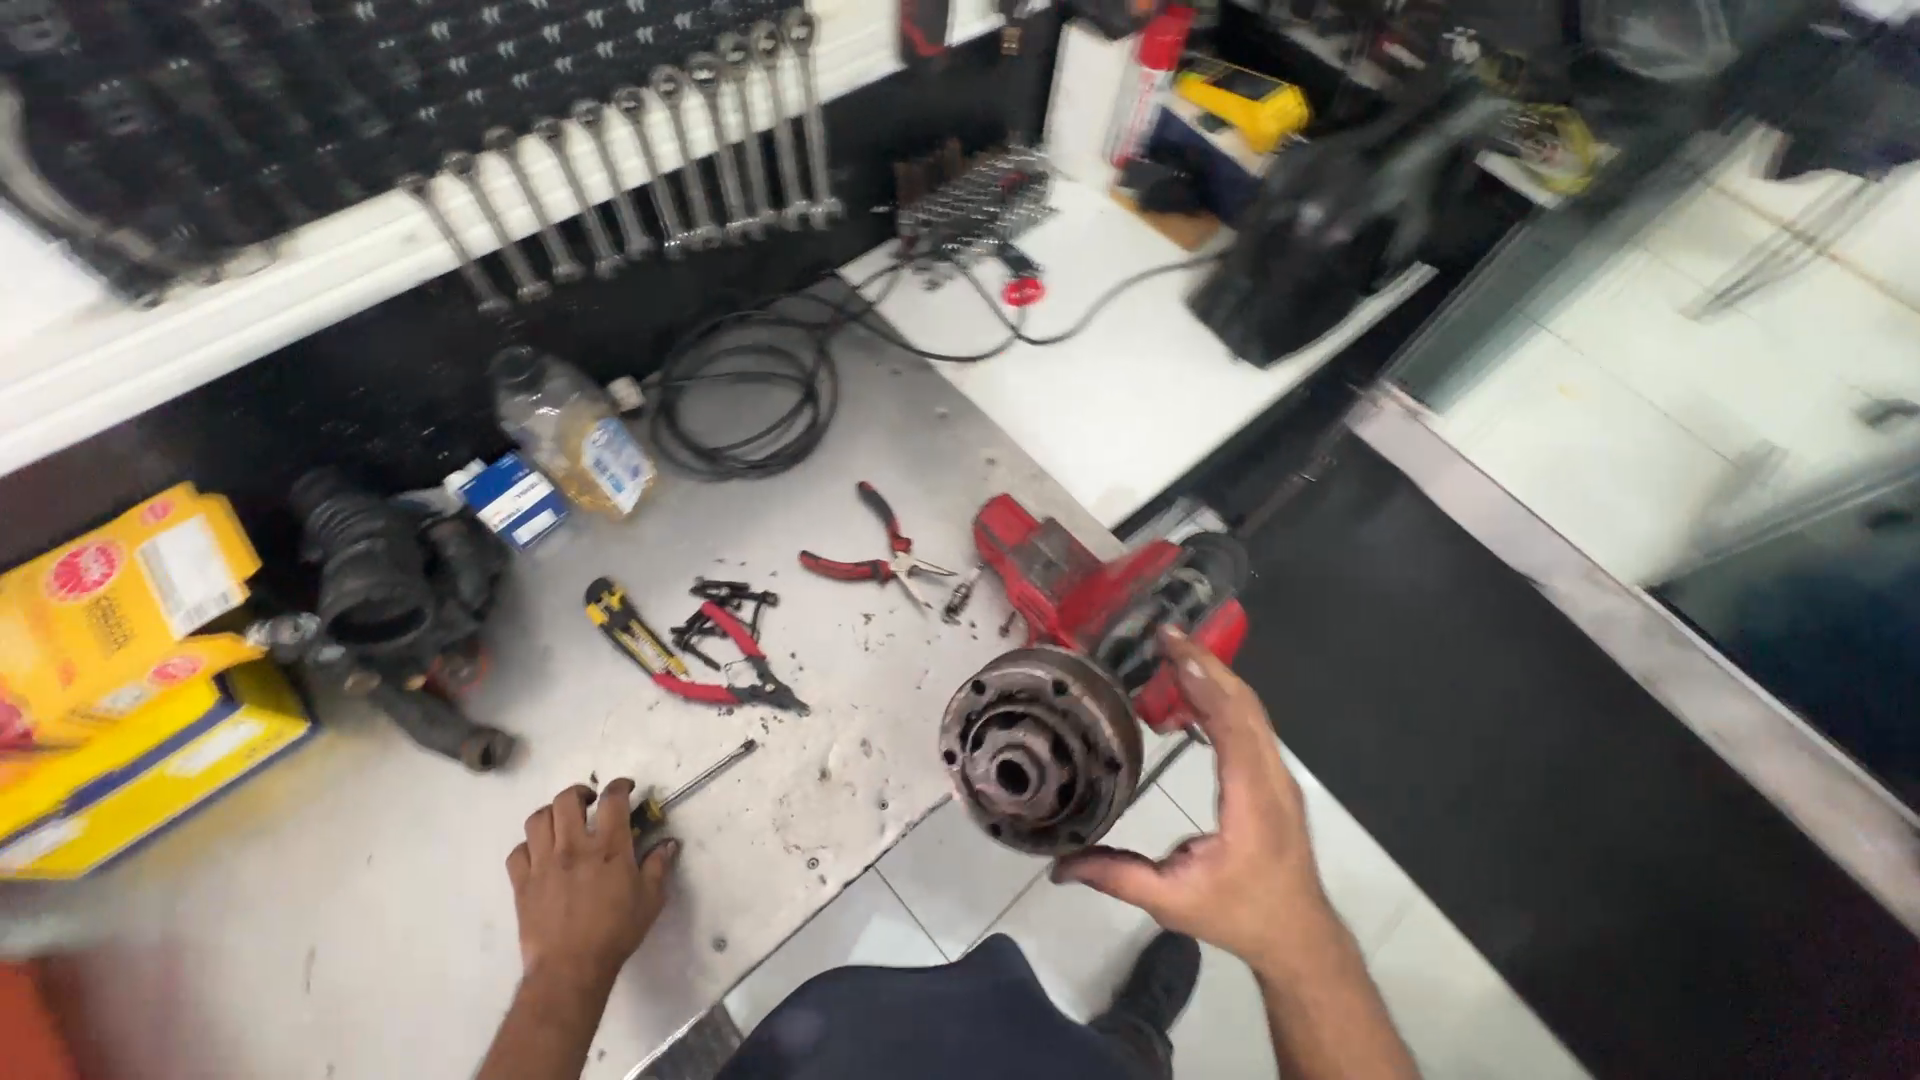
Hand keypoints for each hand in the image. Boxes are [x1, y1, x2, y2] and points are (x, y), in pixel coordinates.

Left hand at [506, 781, 678, 990]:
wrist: (570, 968)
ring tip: (562, 822)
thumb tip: (668, 843)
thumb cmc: (616, 932)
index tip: (625, 787)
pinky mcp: (522, 883)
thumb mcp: (650, 899)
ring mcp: (543, 864)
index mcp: (608, 847)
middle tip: (589, 802)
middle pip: (567, 800)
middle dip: (579, 793)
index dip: (620, 786)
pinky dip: (529, 846)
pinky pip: (517, 851)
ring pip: (538, 819)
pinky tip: (540, 854)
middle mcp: (573, 847)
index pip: (613, 800)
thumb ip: (658, 866)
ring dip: (552, 813)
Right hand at [1052, 626, 1329, 968]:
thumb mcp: (1174, 903)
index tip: (1175, 655)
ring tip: (1174, 652)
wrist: (1299, 936)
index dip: (1207, 688)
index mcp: (1252, 803)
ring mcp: (1278, 777)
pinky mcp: (1274, 778)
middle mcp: (1272, 779)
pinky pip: (1251, 725)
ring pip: (1252, 712)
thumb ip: (1118, 879)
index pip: (1234, 730)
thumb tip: (1060, 866)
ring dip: (1216, 677)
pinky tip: (1192, 692)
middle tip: (1166, 636)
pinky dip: (1223, 698)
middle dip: (1207, 665)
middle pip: (1246, 707)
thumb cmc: (1240, 915)